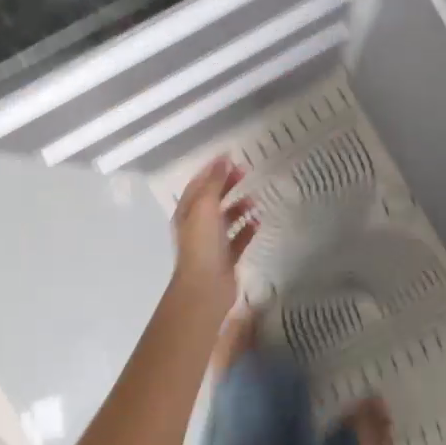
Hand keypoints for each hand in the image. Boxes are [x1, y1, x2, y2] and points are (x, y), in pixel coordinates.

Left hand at [168, 157, 257, 321]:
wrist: (205, 287)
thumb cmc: (202, 244)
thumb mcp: (205, 207)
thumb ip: (214, 183)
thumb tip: (223, 159)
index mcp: (187, 212)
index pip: (198, 184)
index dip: (213, 170)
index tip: (231, 157)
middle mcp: (197, 225)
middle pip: (213, 199)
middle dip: (227, 185)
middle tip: (246, 173)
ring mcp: (212, 242)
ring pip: (226, 219)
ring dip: (239, 207)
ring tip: (255, 200)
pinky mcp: (226, 257)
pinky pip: (238, 238)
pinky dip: (247, 228)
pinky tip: (258, 222)